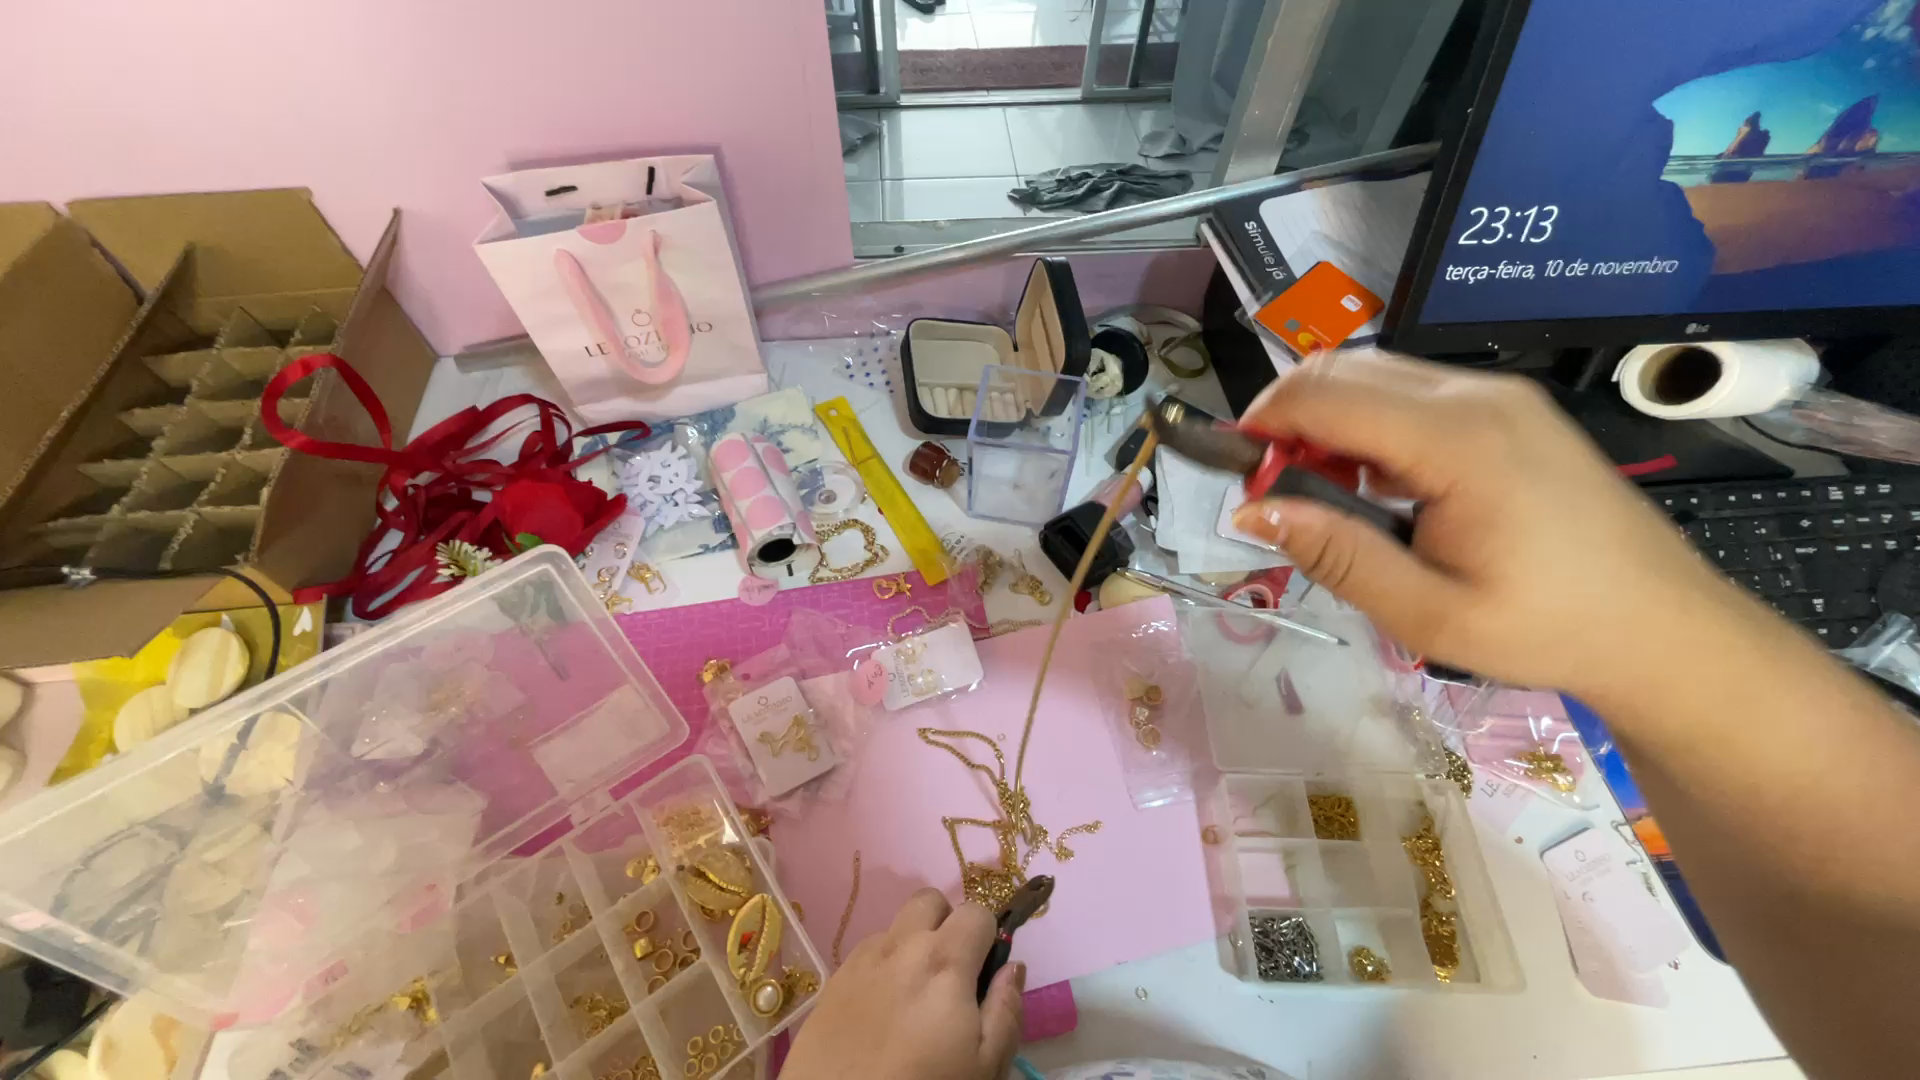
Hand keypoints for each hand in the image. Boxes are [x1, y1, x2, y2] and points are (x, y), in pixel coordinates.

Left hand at [782, 889, 1023, 1079]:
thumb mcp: (985, 1067)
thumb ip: (1006, 1010)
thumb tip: (1013, 965)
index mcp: (945, 960)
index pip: (976, 911)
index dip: (987, 937)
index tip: (984, 973)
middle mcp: (903, 945)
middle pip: (930, 901)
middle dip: (947, 924)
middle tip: (951, 973)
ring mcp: (864, 958)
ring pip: (897, 925)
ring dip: (912, 944)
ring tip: (913, 993)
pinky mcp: (834, 978)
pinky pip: (867, 951)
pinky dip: (882, 965)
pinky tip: (882, 1007)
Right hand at [1229, 350, 1748, 696]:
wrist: (1665, 629)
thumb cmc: (1544, 628)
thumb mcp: (1424, 612)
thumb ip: (1335, 553)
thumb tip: (1252, 509)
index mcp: (1458, 441)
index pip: (1326, 395)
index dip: (1264, 423)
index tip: (1237, 474)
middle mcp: (1478, 396)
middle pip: (1345, 368)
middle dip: (1288, 415)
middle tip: (1274, 487)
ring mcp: (1499, 397)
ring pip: (1375, 373)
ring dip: (1325, 418)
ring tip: (1320, 490)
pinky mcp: (1509, 411)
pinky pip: (1410, 392)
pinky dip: (1365, 422)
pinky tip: (1371, 481)